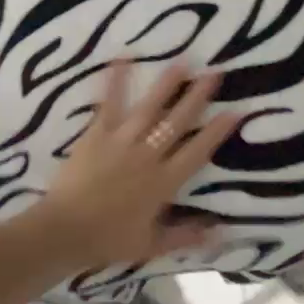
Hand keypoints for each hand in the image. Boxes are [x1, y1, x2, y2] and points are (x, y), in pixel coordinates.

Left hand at [30, 59, 243, 268]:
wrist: (67, 229)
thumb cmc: (109, 239)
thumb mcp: (152, 244)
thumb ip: (186, 236)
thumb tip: (220, 231)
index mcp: (163, 182)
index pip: (197, 153)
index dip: (217, 132)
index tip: (236, 111)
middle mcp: (147, 156)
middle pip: (177, 122)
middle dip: (197, 97)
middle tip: (214, 73)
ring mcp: (122, 140)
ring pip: (149, 108)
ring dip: (166, 84)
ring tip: (181, 62)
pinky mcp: (97, 133)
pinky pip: (109, 103)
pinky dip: (115, 80)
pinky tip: (122, 58)